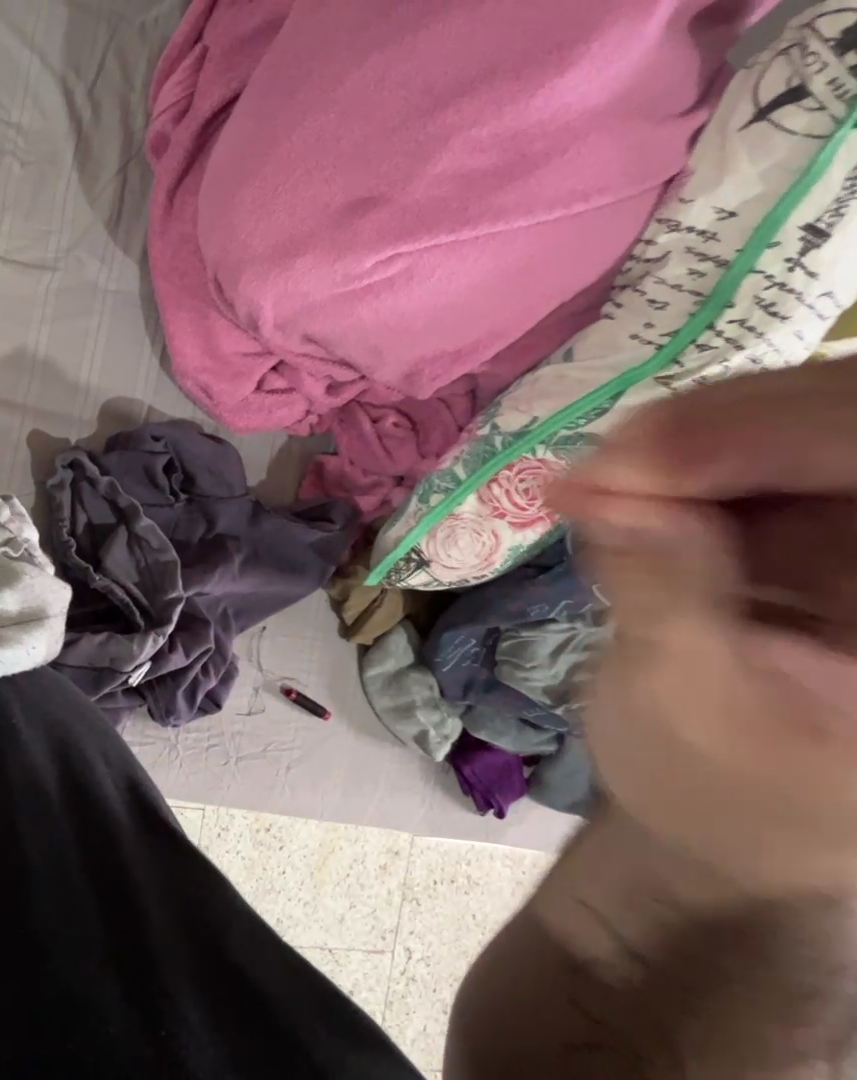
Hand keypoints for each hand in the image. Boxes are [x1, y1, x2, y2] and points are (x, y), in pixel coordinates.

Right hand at [549, 360, 856, 892]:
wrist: (739, 823)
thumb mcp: (686, 708)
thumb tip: (612, 494)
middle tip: (600, 462)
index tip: (630, 454)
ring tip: (595, 483)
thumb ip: (663, 597)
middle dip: (727, 429)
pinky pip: (780, 448)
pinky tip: (624, 490)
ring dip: (700, 439)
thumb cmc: (722, 793)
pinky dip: (691, 458)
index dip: (778, 436)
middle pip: (854, 418)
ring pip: (820, 421)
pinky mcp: (843, 523)